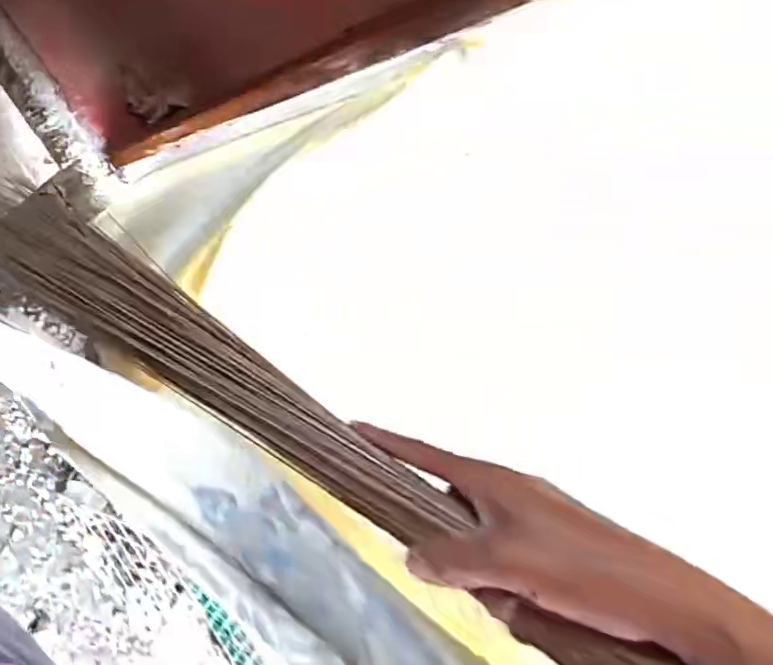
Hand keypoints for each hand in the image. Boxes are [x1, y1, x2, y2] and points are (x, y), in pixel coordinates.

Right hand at [355, 423, 772, 664]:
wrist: (693, 618)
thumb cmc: (593, 572)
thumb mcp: (503, 563)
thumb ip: (445, 557)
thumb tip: (412, 559)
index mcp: (493, 479)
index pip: (421, 452)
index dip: (384, 441)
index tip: (352, 428)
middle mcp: (516, 492)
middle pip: (452, 507)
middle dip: (452, 543)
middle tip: (467, 572)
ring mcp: (545, 521)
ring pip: (485, 543)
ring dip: (491, 574)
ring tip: (521, 600)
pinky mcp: (570, 552)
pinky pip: (518, 562)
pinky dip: (520, 587)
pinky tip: (544, 611)